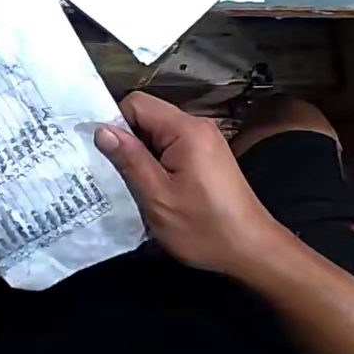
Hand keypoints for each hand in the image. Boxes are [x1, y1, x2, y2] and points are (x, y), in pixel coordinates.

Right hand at [95, 92, 291, 275]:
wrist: (251, 250)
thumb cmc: (204, 228)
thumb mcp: (158, 197)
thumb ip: (130, 160)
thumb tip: (101, 130)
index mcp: (186, 130)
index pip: (137, 103)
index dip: (114, 123)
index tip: (101, 153)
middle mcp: (197, 126)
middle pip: (148, 116)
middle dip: (126, 141)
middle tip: (110, 172)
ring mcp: (205, 140)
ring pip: (157, 134)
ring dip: (140, 155)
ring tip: (128, 183)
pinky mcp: (207, 156)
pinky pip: (172, 146)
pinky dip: (156, 162)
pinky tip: (150, 187)